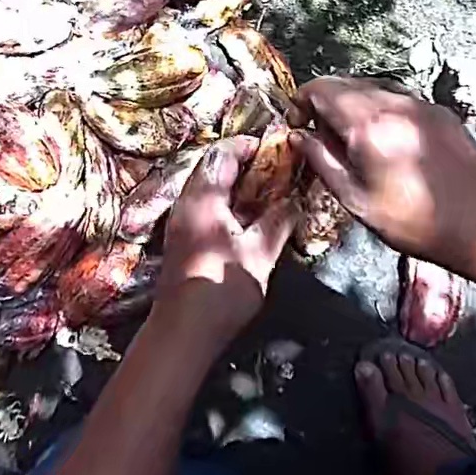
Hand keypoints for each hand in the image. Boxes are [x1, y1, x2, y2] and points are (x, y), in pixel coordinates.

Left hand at [153, 135, 298, 349]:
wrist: (182, 329)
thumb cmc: (221, 289)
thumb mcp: (259, 254)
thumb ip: (278, 222)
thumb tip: (295, 202)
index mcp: (203, 198)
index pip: (222, 153)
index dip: (248, 145)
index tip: (273, 147)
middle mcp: (186, 201)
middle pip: (211, 165)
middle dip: (242, 161)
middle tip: (273, 167)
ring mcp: (180, 219)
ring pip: (206, 185)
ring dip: (233, 181)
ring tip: (264, 189)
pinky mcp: (180, 235)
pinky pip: (202, 203)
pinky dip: (224, 199)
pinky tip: (245, 215)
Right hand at [294, 76, 475, 260]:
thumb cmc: (415, 221)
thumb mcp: (355, 200)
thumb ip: (321, 161)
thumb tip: (298, 137)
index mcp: (367, 124)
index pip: (321, 89)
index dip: (301, 102)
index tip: (299, 126)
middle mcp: (393, 104)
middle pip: (344, 83)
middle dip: (324, 102)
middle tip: (321, 136)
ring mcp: (419, 104)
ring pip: (371, 88)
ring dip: (351, 105)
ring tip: (353, 141)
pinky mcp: (438, 112)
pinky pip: (397, 98)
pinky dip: (379, 109)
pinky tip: (385, 141)